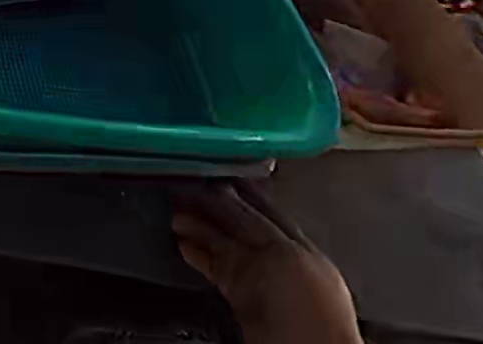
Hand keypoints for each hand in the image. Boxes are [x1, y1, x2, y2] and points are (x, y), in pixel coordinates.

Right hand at [172, 183, 362, 343]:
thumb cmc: (309, 309)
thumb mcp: (282, 254)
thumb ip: (252, 221)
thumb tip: (223, 193)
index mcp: (294, 243)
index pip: (256, 205)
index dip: (231, 187)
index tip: (206, 172)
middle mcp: (274, 258)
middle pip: (234, 222)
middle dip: (207, 204)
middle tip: (181, 189)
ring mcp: (256, 278)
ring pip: (219, 243)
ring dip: (195, 226)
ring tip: (173, 213)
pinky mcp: (239, 298)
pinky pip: (213, 268)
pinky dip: (195, 254)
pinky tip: (180, 243)